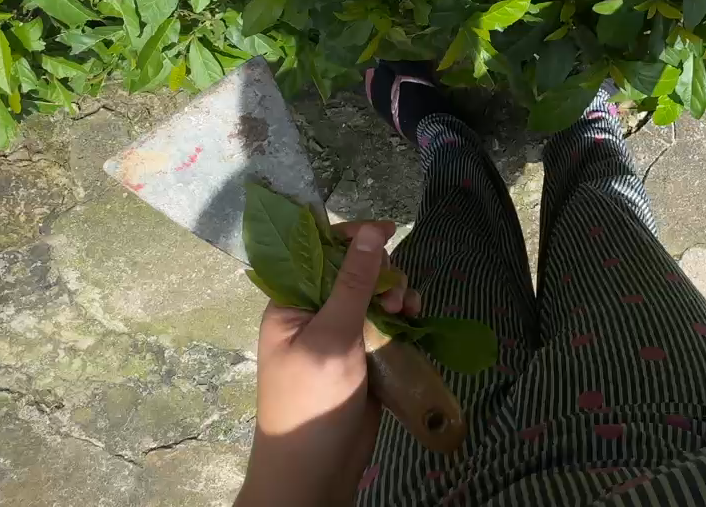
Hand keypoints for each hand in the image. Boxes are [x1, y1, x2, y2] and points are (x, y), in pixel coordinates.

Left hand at [235, 221, 421, 506]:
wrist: (316, 474)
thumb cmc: (313, 401)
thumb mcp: (333, 336)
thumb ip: (354, 282)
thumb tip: (371, 232)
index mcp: (291, 303)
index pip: (320, 250)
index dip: (353, 236)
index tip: (386, 232)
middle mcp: (314, 311)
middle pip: (354, 268)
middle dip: (381, 271)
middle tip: (393, 293)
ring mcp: (340, 332)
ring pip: (375, 292)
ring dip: (396, 292)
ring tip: (407, 309)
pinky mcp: (363, 351)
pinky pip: (385, 317)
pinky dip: (402, 313)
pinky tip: (414, 318)